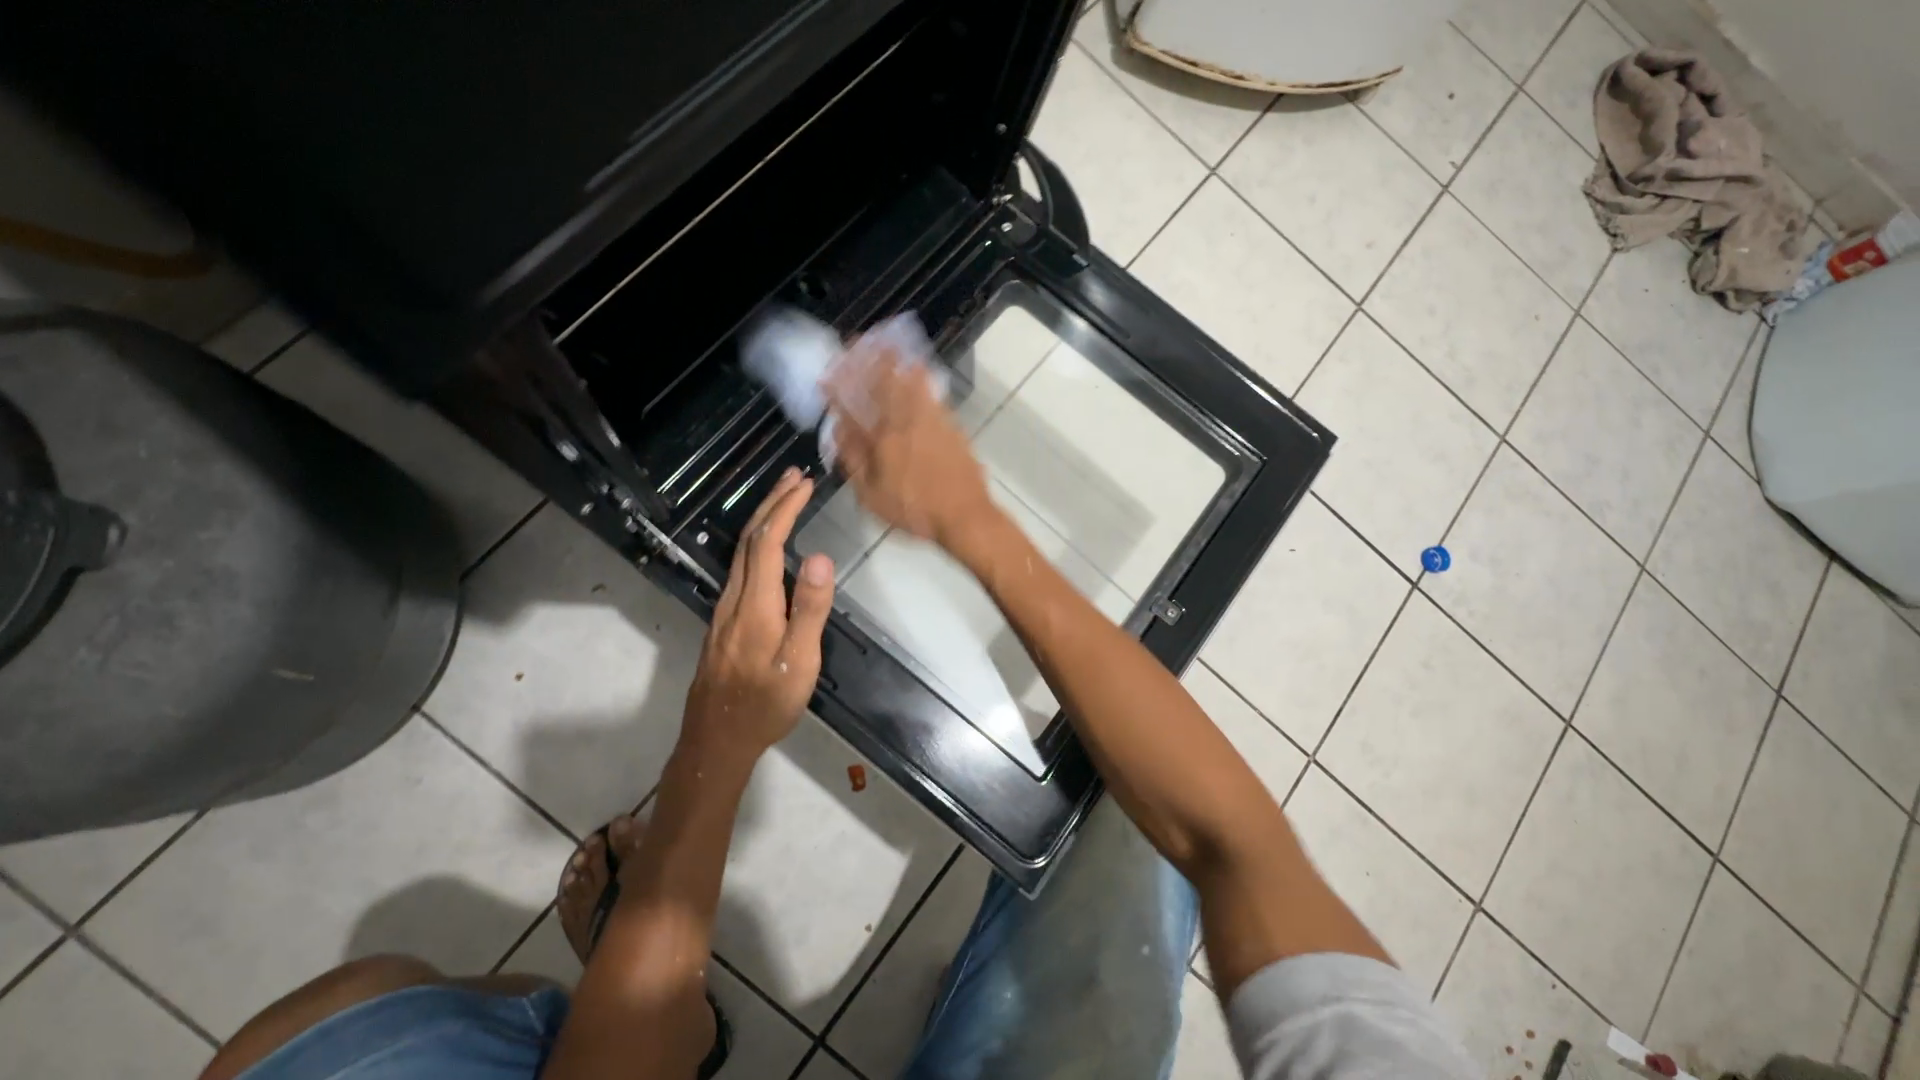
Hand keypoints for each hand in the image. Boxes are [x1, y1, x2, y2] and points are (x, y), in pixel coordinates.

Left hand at [682, 468, 834, 757]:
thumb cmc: (765, 704)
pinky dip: (757, 545)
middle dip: (772, 503)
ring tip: (784, 501)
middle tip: (793, 476)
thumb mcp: (799, 663)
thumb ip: (809, 610)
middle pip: (749, 540)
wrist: (717, 740)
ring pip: (742, 554)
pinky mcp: (723, 624)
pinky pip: (740, 570)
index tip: (804, 483)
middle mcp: (735, 600)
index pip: (768, 542)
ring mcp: (724, 612)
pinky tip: (768, 550)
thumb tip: (819, 556)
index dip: (785, 508)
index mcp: (756, 605)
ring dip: (763, 521)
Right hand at [824, 339, 993, 549]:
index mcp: (881, 440)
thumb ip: (854, 461)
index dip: (838, 388)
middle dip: (865, 362)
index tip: (827, 374)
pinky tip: (917, 368)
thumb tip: (840, 432)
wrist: (965, 515)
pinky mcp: (950, 424)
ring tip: (884, 344)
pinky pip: (931, 393)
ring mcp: (930, 420)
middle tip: (855, 343)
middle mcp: (904, 422)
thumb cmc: (914, 511)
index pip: (853, 407)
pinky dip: (920, 377)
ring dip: (893, 362)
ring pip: (908, 383)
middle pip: (882, 385)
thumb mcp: (872, 496)